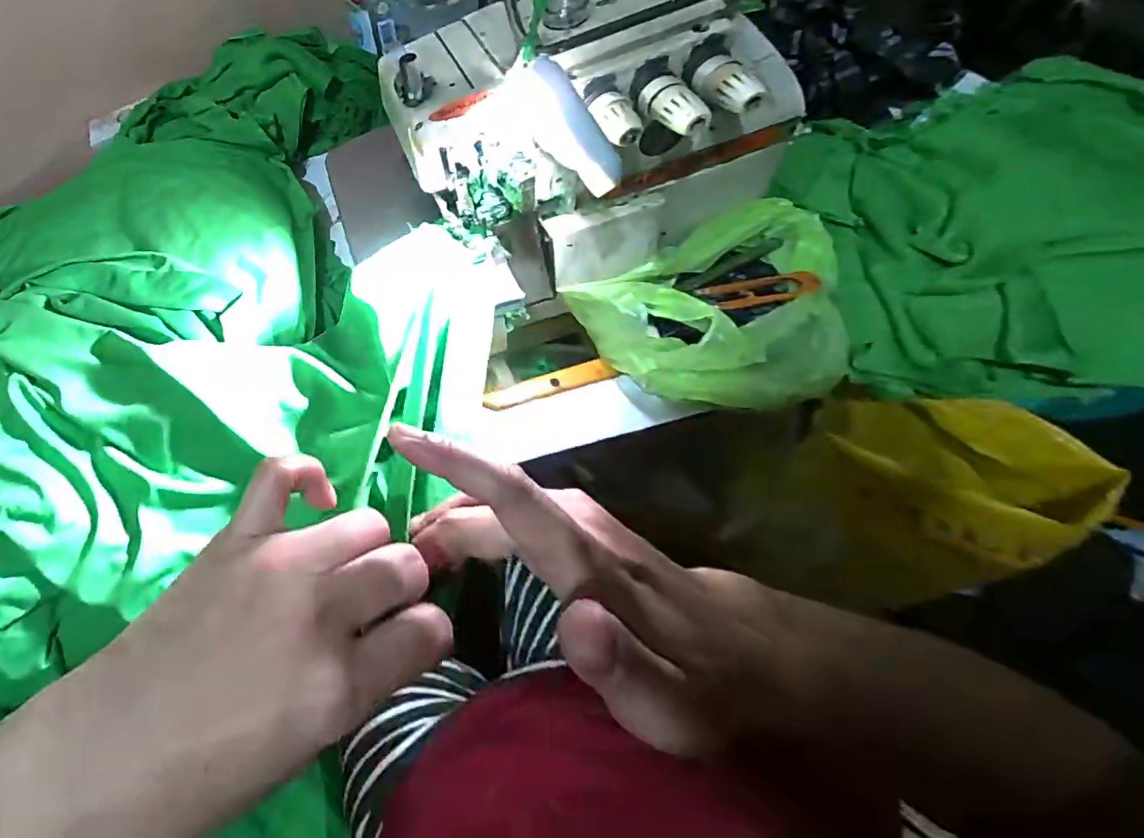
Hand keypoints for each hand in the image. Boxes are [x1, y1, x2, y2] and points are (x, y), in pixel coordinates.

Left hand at [58, 455, 451, 833]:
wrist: (121, 742)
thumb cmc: (217, 763)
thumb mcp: (312, 740)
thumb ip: (365, 680)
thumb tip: (397, 633)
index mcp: (340, 685)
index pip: (429, 630)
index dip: (429, 630)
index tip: (414, 634)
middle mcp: (319, 612)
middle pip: (403, 565)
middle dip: (406, 583)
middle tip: (377, 602)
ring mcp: (277, 564)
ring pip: (364, 522)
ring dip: (367, 546)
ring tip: (343, 566)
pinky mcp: (237, 536)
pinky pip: (281, 474)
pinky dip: (307, 476)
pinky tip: (315, 499)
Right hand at [391, 423, 793, 757]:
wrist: (747, 654)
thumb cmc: (698, 684)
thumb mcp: (670, 705)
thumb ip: (621, 668)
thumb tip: (576, 617)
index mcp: (585, 556)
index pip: (508, 494)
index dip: (451, 460)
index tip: (400, 438)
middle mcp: (577, 518)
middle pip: (489, 497)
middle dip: (435, 517)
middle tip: (397, 564)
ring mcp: (580, 514)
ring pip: (497, 496)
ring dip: (450, 514)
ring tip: (417, 553)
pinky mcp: (578, 521)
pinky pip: (509, 504)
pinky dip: (473, 514)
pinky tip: (459, 541)